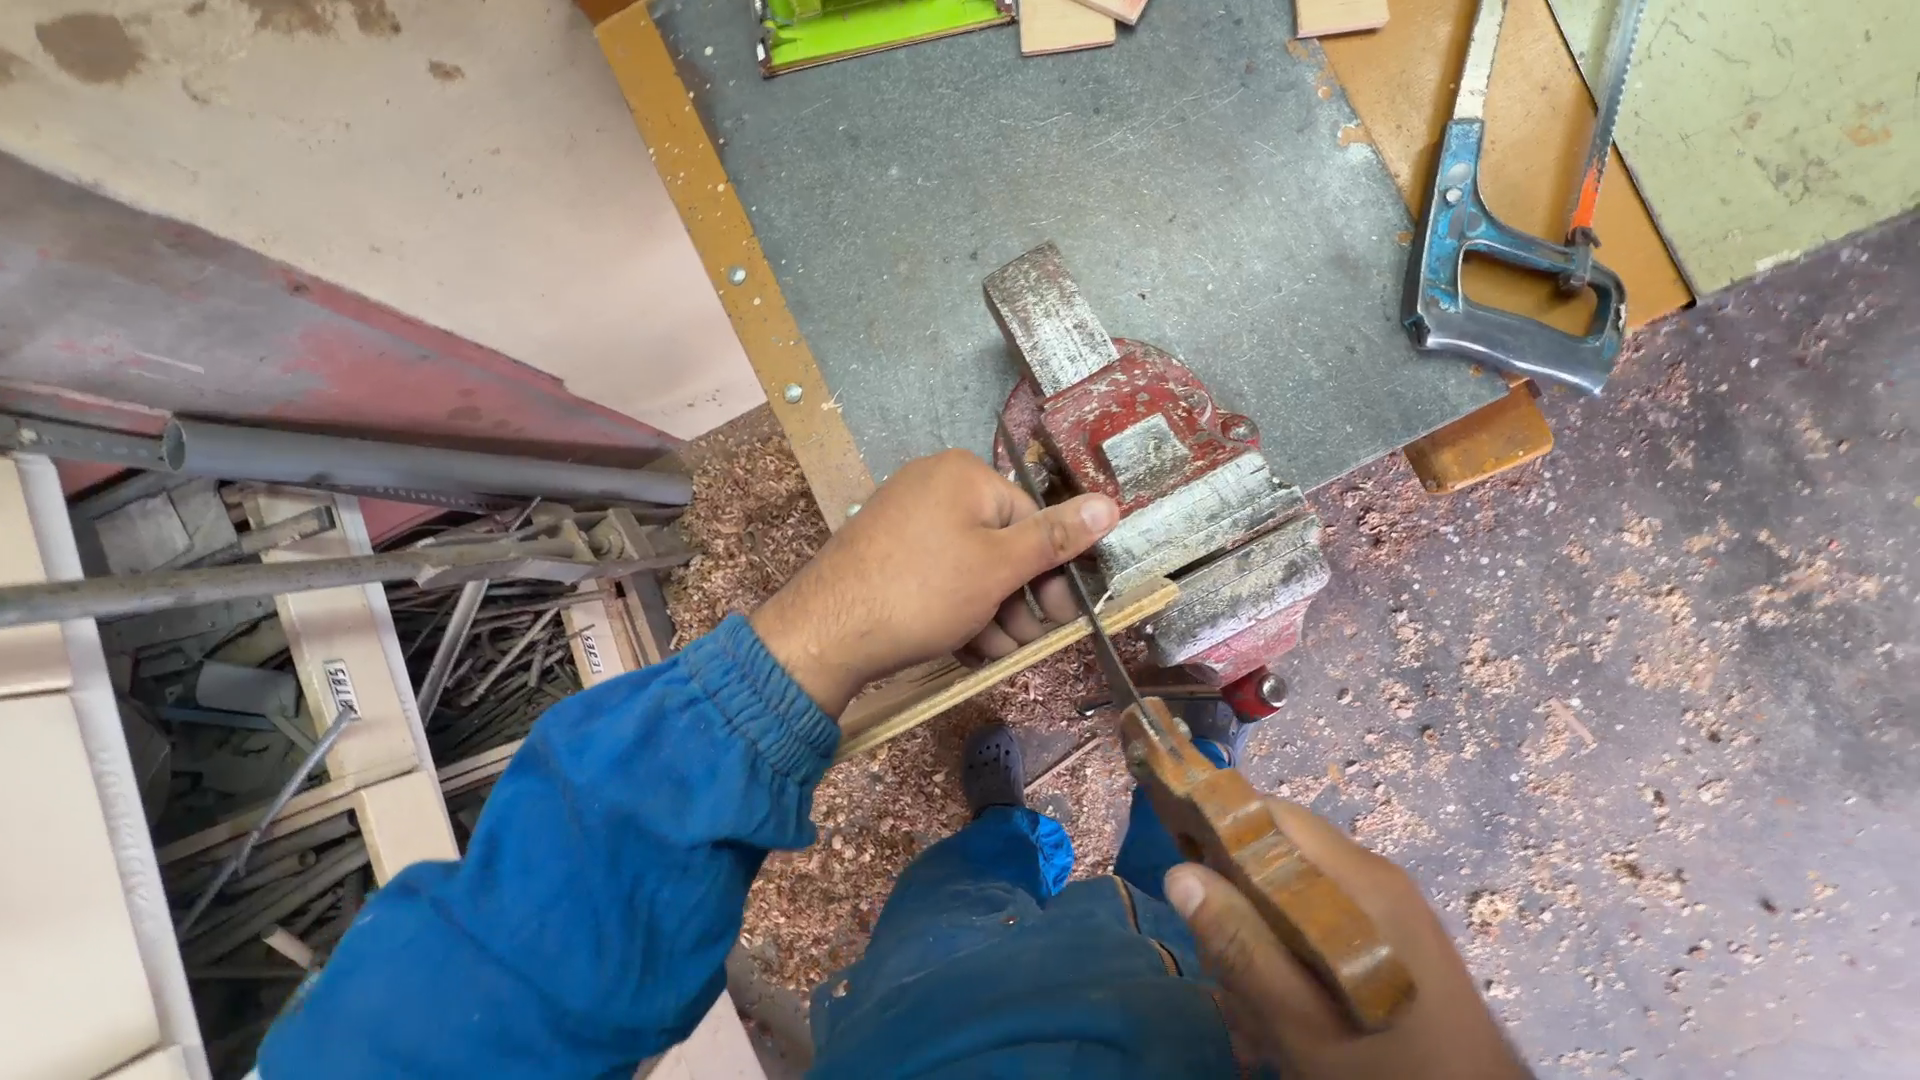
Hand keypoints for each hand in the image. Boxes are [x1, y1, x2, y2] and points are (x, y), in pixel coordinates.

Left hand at [749, 449, 1118, 716]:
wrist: (826, 632)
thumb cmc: (924, 591)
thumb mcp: (999, 566)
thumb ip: (1055, 538)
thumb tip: (1112, 503)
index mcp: (963, 475)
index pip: (1029, 518)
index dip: (1049, 571)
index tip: (1061, 616)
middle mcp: (932, 486)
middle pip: (999, 544)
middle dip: (1018, 599)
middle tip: (1023, 644)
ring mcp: (904, 520)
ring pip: (968, 566)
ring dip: (991, 613)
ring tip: (994, 653)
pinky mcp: (884, 553)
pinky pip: (936, 575)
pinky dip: (956, 609)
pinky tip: (964, 647)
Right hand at [1163, 799, 1531, 1079]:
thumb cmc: (1392, 1077)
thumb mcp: (1306, 1028)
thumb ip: (1244, 950)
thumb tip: (1178, 874)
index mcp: (1362, 883)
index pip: (1272, 815)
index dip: (1217, 826)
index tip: (1180, 861)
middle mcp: (1377, 878)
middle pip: (1280, 847)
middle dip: (1235, 887)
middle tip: (1218, 952)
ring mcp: (1391, 907)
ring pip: (1295, 882)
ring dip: (1259, 923)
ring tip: (1251, 993)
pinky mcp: (1394, 936)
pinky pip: (1321, 910)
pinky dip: (1289, 941)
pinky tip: (1286, 997)